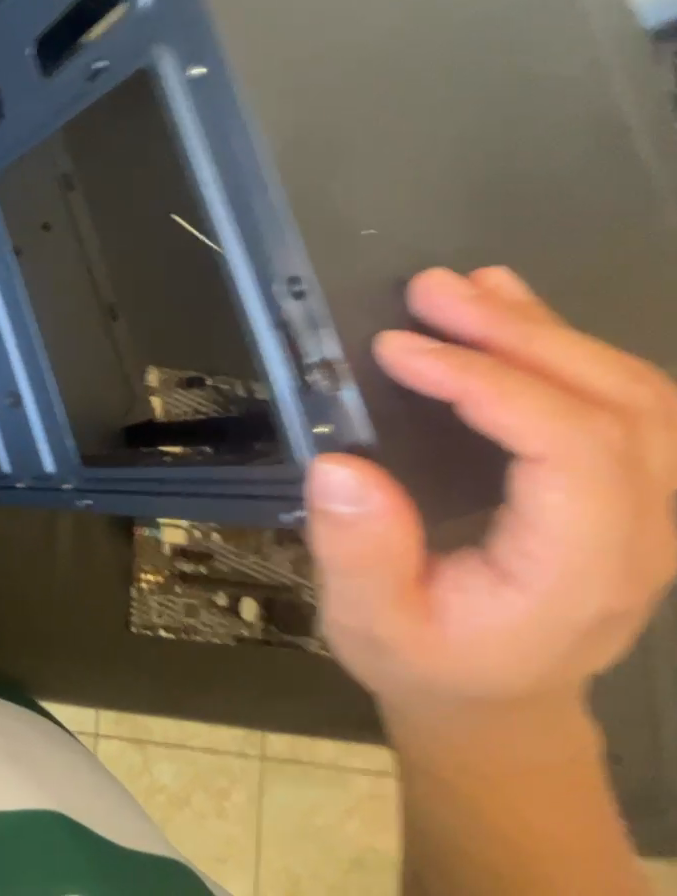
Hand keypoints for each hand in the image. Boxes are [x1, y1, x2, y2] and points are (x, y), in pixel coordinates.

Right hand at [305, 266, 676, 722]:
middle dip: (523, 336)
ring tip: (462, 288)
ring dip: (551, 332)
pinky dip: (572, 349)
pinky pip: (630, 406)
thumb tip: (341, 464)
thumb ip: (358, 551)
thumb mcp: (368, 622)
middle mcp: (646, 534)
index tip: (396, 349)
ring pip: (640, 397)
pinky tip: (513, 312)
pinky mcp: (634, 493)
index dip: (491, 385)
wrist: (494, 699)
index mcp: (579, 569)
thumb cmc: (424, 661)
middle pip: (621, 408)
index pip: (572, 452)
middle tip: (429, 291)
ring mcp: (656, 512)